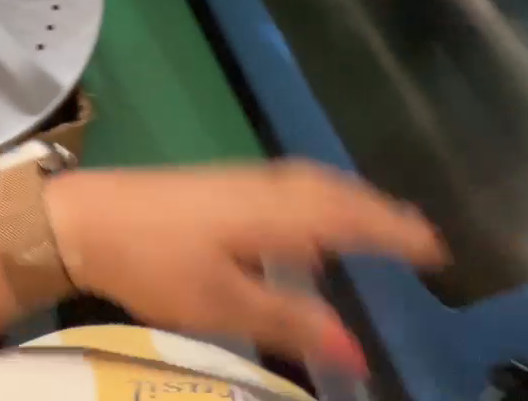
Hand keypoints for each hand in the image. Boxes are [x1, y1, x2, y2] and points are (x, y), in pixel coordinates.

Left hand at [44, 160, 447, 376]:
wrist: (90, 218)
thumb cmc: (157, 263)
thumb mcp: (224, 303)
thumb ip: (291, 320)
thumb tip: (356, 351)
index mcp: (274, 212)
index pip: (349, 217)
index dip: (395, 230)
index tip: (437, 248)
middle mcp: (265, 185)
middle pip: (335, 191)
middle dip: (380, 210)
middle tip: (420, 237)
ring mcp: (242, 177)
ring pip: (312, 181)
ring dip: (351, 197)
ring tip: (380, 223)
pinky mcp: (223, 181)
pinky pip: (291, 182)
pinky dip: (320, 194)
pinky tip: (314, 216)